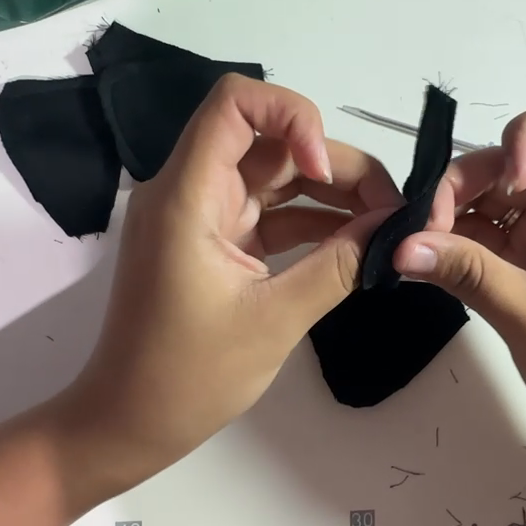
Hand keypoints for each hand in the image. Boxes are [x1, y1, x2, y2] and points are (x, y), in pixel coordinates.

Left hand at [61, 75, 399, 493]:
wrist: (130, 422)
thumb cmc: (189, 376)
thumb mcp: (275, 319)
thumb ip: (339, 266)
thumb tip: (394, 228)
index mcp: (188, 195)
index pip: (236, 103)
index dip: (293, 116)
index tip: (325, 170)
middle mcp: (192, 191)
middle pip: (271, 141)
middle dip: (335, 164)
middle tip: (390, 207)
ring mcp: (204, 217)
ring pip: (276, 177)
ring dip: (331, 193)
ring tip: (385, 223)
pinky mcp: (216, 243)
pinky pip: (271, 214)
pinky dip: (312, 222)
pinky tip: (357, 241)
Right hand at [394, 98, 525, 464]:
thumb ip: (470, 274)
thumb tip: (402, 245)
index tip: (505, 184)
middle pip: (513, 162)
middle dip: (467, 183)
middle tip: (428, 231)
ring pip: (493, 201)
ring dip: (453, 215)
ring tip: (421, 252)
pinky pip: (486, 241)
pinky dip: (455, 247)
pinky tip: (427, 264)